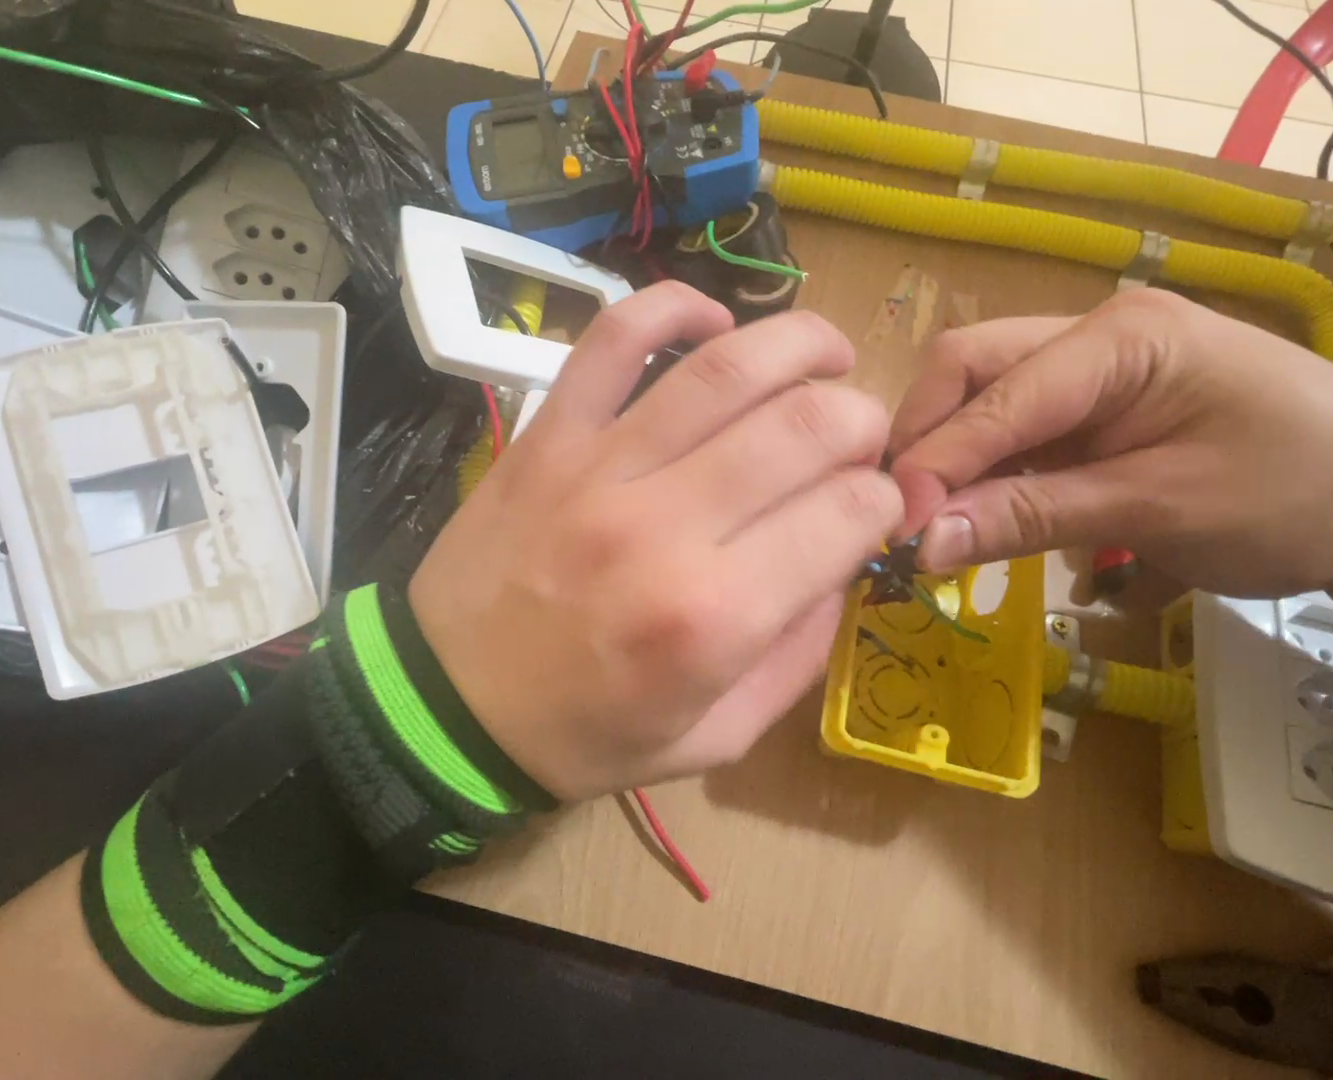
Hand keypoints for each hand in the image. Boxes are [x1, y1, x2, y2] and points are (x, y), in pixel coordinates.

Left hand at [410, 283, 902, 801]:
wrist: (447, 708)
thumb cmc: (584, 735)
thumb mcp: (713, 736)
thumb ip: (797, 657)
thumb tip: (843, 563)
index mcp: (717, 616)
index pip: (848, 513)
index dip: (885, 499)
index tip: (877, 506)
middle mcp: (666, 526)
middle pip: (805, 426)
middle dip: (862, 421)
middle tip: (860, 438)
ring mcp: (600, 468)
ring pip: (726, 367)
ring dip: (802, 344)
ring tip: (830, 354)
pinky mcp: (548, 436)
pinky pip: (612, 339)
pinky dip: (673, 308)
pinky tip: (715, 323)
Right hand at [888, 289, 1332, 597]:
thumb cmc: (1299, 497)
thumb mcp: (1161, 509)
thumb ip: (1032, 516)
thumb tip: (922, 543)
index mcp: (1119, 336)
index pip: (988, 390)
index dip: (933, 463)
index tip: (897, 535)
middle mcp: (1092, 336)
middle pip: (967, 373)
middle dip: (925, 445)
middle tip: (903, 520)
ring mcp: (1090, 373)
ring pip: (981, 403)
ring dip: (949, 464)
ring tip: (931, 527)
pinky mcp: (1092, 411)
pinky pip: (1012, 434)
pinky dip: (983, 476)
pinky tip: (976, 518)